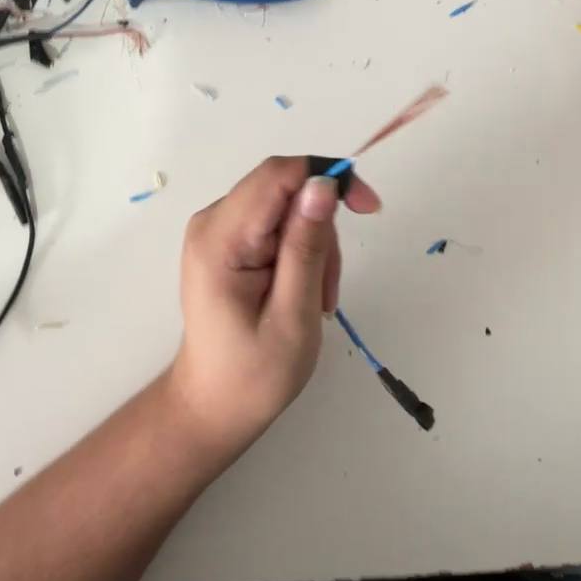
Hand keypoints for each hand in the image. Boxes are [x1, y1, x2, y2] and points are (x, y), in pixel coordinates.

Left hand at [165, 157, 382, 458]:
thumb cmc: (253, 375)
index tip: (368, 208)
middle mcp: (212, 222)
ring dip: (314, 247)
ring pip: (285, 207)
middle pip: (284, 189)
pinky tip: (302, 293)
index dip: (327, 177)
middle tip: (330, 287)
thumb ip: (307, 247)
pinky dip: (300, 253)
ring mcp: (217, 230)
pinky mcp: (227, 241)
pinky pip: (275, 225)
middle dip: (321, 229)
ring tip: (316, 302)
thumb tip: (323, 184)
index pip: (277, 175)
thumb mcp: (293, 316)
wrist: (214, 404)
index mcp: (220, 238)